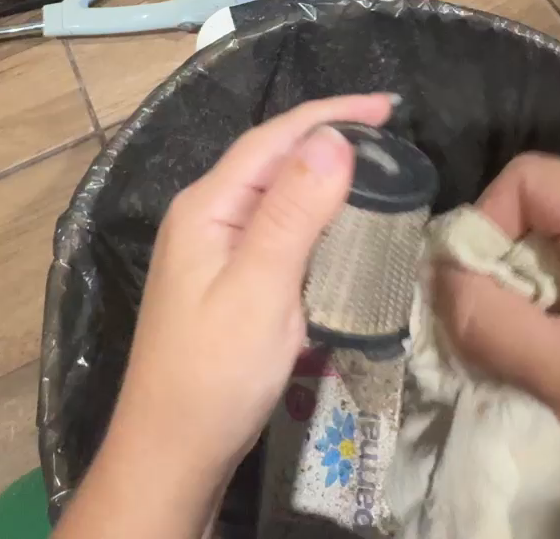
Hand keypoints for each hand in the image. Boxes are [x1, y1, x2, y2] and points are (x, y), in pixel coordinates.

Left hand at [56, 93, 395, 538]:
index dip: (330, 114)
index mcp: (208, 205)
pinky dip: (313, 213)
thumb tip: (331, 138)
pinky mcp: (227, 275)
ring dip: (323, 173)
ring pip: (275, 191)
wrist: (170, 453)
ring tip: (375, 168)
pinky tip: (339, 222)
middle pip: (272, 157)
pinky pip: (276, 226)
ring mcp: (214, 246)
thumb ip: (292, 212)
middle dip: (328, 136)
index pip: (273, 138)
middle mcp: (207, 214)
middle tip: (390, 135)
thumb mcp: (259, 289)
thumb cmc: (214, 373)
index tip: (387, 105)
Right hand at [436, 153, 559, 538]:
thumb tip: (436, 275)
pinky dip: (559, 293)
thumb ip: (485, 319)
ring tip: (535, 340)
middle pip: (547, 202)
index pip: (532, 177)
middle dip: (507, 258)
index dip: (488, 222)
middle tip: (503, 323)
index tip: (478, 289)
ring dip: (530, 281)